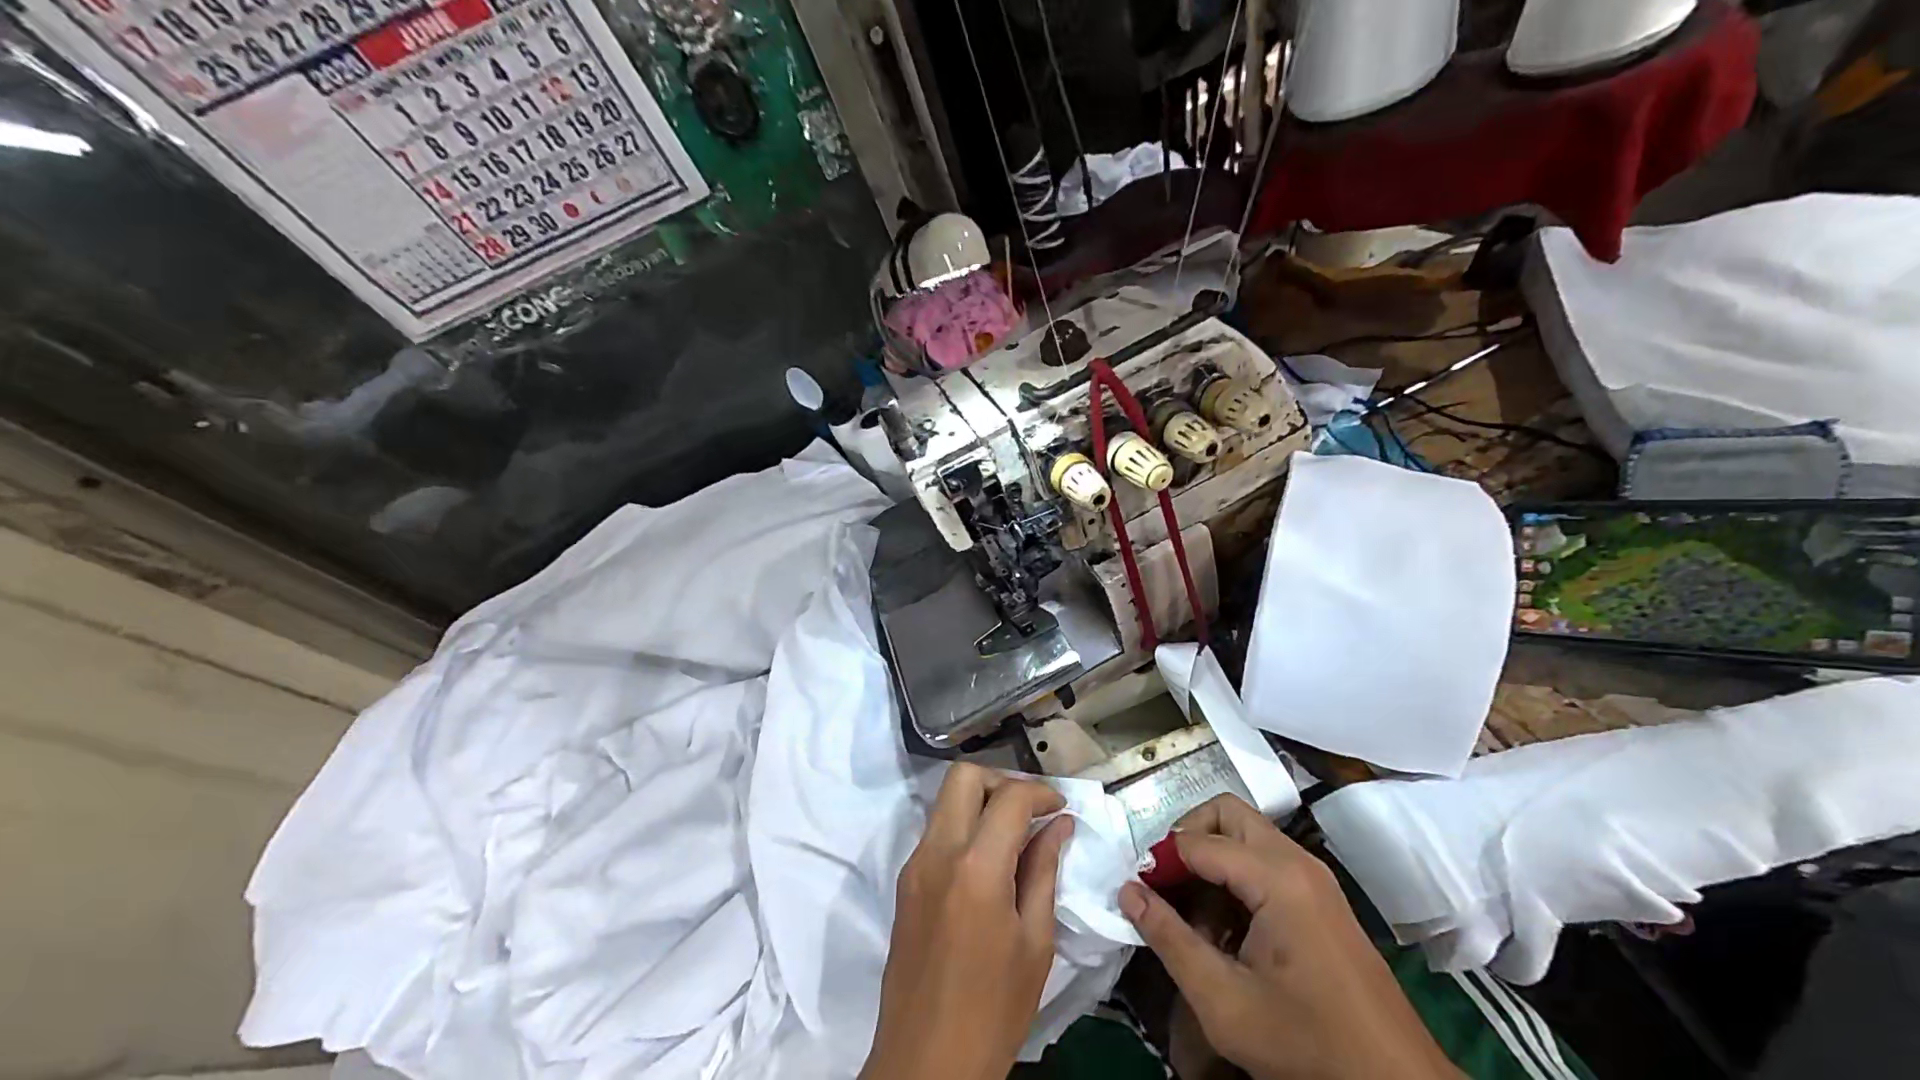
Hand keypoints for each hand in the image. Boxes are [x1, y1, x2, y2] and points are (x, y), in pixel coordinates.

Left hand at [861, 763, 1074, 1079]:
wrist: (926, 1060)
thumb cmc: (994, 1009)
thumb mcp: (1035, 942)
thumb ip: (1044, 871)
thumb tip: (1058, 825)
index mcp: (975, 867)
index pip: (1009, 797)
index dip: (1041, 792)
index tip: (1061, 808)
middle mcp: (937, 852)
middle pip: (963, 777)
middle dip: (1002, 781)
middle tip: (1032, 810)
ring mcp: (914, 864)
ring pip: (945, 800)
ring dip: (981, 801)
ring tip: (1016, 835)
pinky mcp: (905, 881)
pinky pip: (936, 831)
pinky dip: (965, 826)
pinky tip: (991, 860)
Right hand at [1120, 795, 1462, 1079]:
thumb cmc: (1306, 1042)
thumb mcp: (1224, 1001)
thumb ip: (1170, 940)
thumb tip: (1128, 892)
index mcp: (1277, 878)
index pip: (1198, 842)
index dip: (1159, 862)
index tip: (1136, 893)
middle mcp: (1297, 862)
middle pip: (1227, 814)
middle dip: (1186, 839)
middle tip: (1164, 882)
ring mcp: (1313, 878)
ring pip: (1245, 835)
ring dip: (1209, 858)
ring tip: (1192, 913)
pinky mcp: (1319, 897)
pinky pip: (1264, 862)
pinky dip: (1233, 876)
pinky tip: (1224, 928)